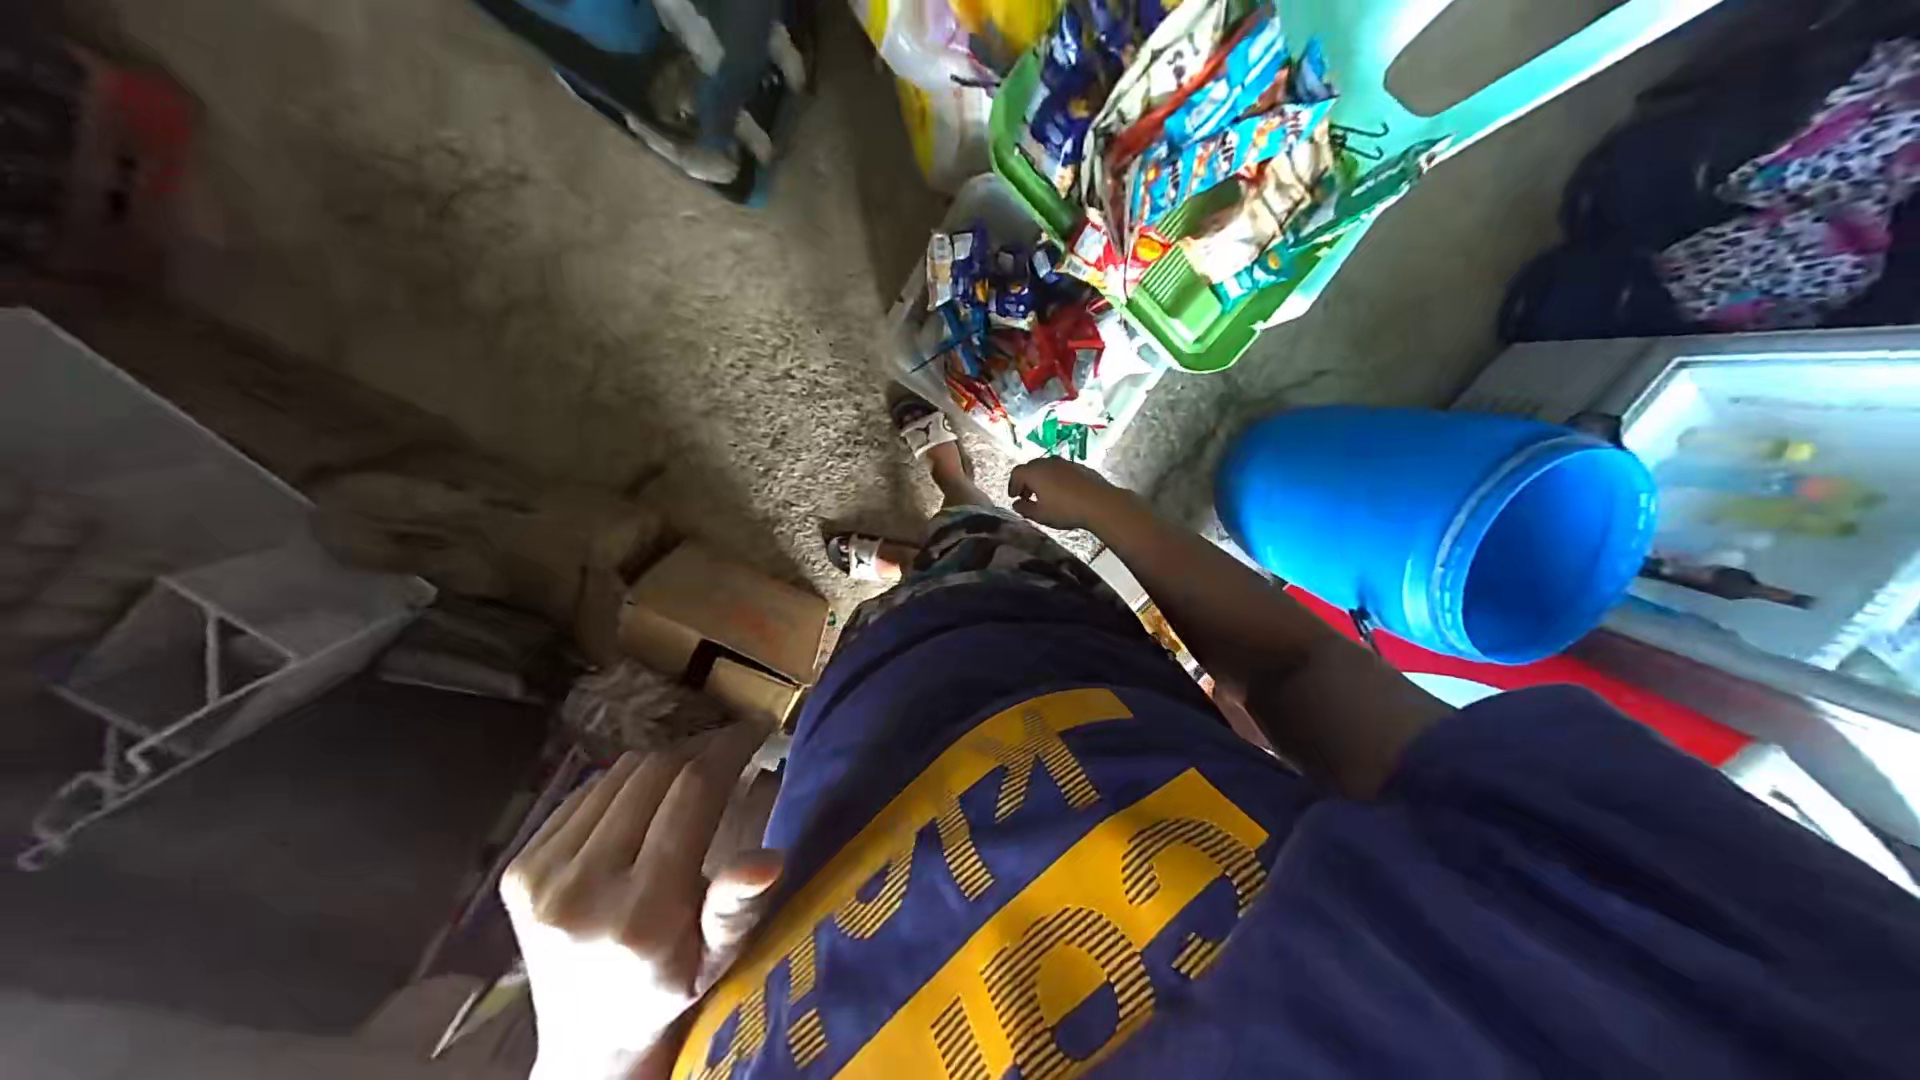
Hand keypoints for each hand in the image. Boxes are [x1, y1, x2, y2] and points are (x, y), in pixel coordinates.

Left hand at [502, 723, 781, 1079]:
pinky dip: (629, 782)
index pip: (692, 792)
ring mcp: (541, 876)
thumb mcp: (719, 958)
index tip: (760, 727)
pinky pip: (588, 792)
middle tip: (735, 743)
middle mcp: (581, 889)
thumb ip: (737, 905)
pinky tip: (651, 797)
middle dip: (703, 745)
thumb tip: (770, 858)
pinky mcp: (520, 868)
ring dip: (668, 758)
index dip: (730, 746)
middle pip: (655, 771)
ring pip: (620, 773)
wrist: (586, 1040)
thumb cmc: (672, 990)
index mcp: (641, 913)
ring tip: (699, 766)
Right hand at [1008, 458, 1132, 530]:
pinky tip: (1062, 492)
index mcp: (1035, 472)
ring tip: (1044, 495)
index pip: (1017, 473)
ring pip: (1047, 467)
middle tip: (1027, 496)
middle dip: (1026, 481)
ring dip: (1041, 479)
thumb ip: (1025, 509)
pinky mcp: (1079, 466)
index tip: (1014, 497)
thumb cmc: (1065, 510)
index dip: (1013, 485)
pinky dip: (1056, 478)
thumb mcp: (1041, 515)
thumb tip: (1017, 504)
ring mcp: (1065, 462)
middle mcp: (1048, 462)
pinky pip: (1061, 470)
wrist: (1099, 503)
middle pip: (1031, 467)